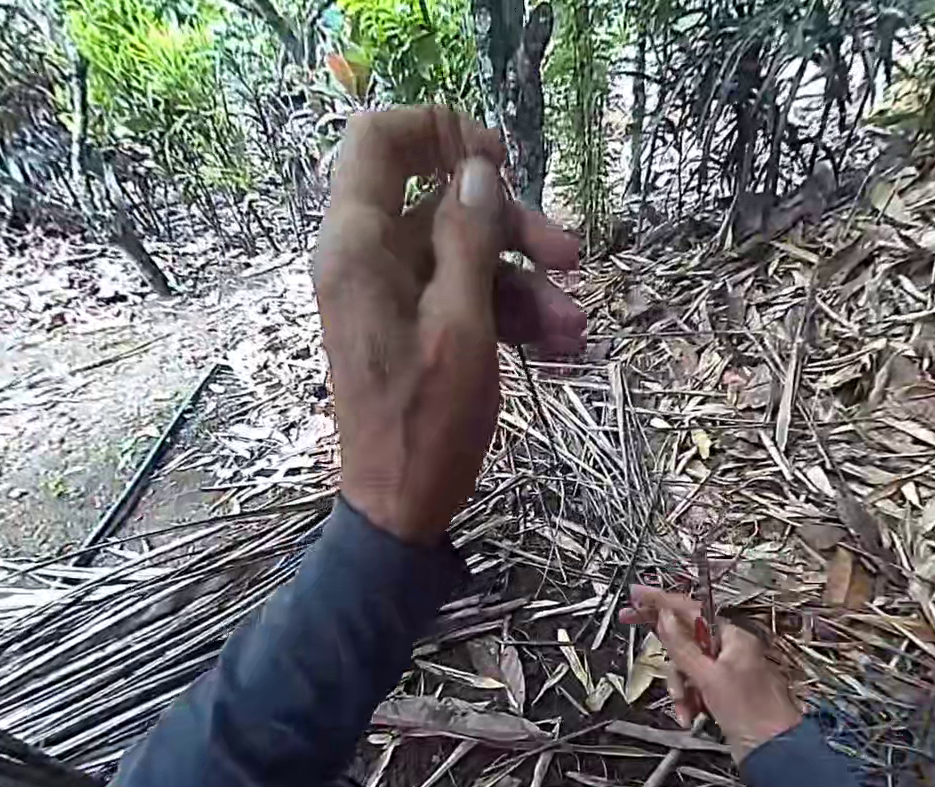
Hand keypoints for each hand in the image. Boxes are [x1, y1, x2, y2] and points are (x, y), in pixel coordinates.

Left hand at [313, 106, 585, 543]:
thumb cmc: (428, 425)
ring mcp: (393, 301)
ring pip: (463, 259)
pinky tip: (556, 350)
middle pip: (443, 207)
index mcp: (360, 249)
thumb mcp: (461, 330)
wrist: (402, 506)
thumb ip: (468, 241)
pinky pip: (462, 302)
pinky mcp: (415, 333)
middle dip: (513, 230)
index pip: (381, 143)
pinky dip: (508, 319)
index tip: (501, 163)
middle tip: (573, 258)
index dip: (442, 133)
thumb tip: (476, 170)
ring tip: (574, 331)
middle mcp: (369, 264)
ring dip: (525, 288)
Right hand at [620, 585, 800, 763]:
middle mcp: (727, 651)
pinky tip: (690, 714)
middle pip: (683, 637)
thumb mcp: (708, 676)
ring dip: (678, 687)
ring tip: (685, 705)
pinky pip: (690, 686)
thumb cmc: (752, 714)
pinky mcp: (718, 693)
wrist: (774, 754)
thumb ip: (682, 645)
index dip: (660, 600)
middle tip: (629, 621)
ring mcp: (722, 672)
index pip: (689, 610)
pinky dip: (686, 700)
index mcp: (731, 637)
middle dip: (665, 648)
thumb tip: (664, 616)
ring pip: (683, 666)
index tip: (637, 594)